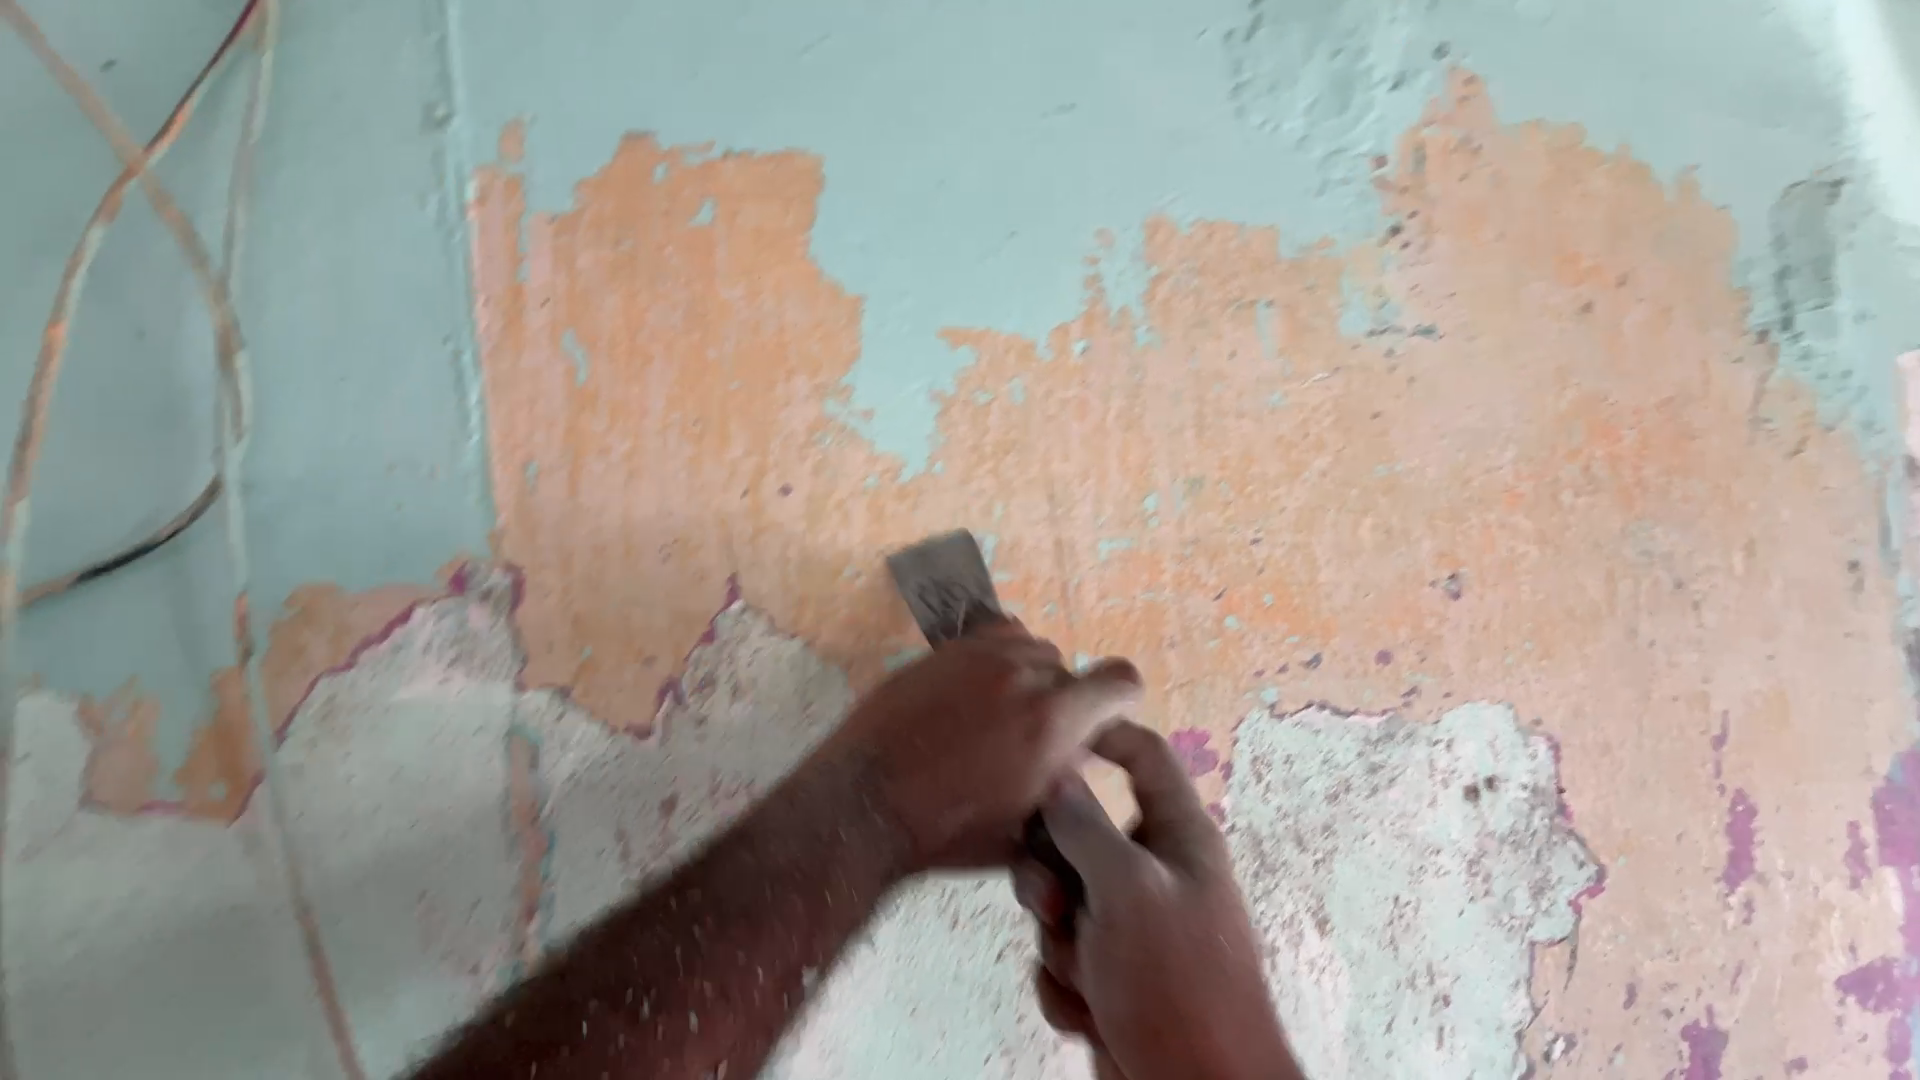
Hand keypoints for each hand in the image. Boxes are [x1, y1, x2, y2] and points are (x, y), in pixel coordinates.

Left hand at [826, 622, 1142, 869]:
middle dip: (1064, 700)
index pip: (1121, 680)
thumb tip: (1080, 753)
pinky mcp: (945, 649)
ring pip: (1032, 649)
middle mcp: (1025, 675)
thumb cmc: (948, 831)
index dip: (1120, 700)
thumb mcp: (1026, 827)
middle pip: (1069, 669)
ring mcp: (981, 654)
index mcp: (1054, 721)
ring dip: (1030, 677)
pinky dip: (998, 658)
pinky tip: (975, 692)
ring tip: (1000, 714)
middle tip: (1034, 737)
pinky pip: (994, 636)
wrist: (866, 802)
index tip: (1101, 723)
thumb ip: (1068, 782)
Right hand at [1014, 722, 1300, 1079]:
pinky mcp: (1109, 974)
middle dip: (1052, 876)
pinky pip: (1060, 954)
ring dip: (1060, 942)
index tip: (1046, 738)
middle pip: (1077, 834)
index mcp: (1176, 836)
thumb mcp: (1127, 889)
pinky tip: (1090, 1012)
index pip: (1143, 756)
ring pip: (1059, 899)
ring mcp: (1129, 926)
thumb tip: (1053, 773)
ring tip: (1086, 975)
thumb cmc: (1177, 981)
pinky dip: (1066, 984)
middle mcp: (1151, 872)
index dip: (1101, 735)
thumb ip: (1083, 825)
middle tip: (1054, 906)